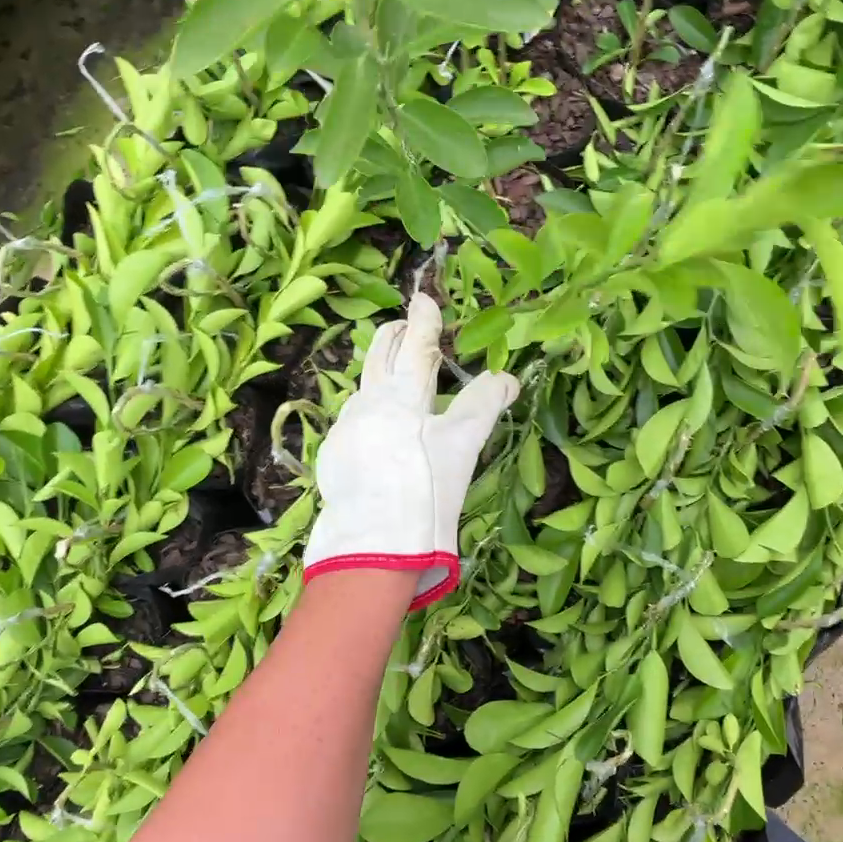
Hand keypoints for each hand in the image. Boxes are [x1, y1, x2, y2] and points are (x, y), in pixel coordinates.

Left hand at [303, 293, 519, 609]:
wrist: (376, 542)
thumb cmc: (427, 489)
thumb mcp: (462, 446)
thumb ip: (483, 406)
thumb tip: (507, 378)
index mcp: (403, 396)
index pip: (416, 346)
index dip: (424, 321)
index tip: (423, 299)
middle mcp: (368, 403)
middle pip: (379, 357)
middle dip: (394, 336)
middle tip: (404, 326)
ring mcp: (347, 429)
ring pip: (364, 387)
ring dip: (379, 373)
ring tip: (392, 373)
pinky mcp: (336, 454)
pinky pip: (353, 418)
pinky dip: (369, 408)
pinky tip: (376, 423)